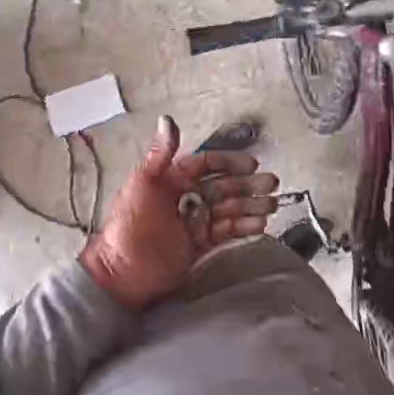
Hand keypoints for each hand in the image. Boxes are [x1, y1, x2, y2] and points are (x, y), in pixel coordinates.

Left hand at [78, 116, 279, 310]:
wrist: (122, 274)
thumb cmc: (128, 226)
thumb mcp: (142, 184)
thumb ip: (161, 153)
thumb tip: (167, 120)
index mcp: (169, 179)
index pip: (205, 164)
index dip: (228, 162)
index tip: (251, 163)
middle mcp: (183, 198)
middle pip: (222, 187)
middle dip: (247, 185)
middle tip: (270, 184)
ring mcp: (192, 223)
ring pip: (228, 209)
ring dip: (250, 205)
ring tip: (271, 205)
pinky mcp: (198, 246)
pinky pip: (225, 232)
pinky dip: (243, 227)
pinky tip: (259, 225)